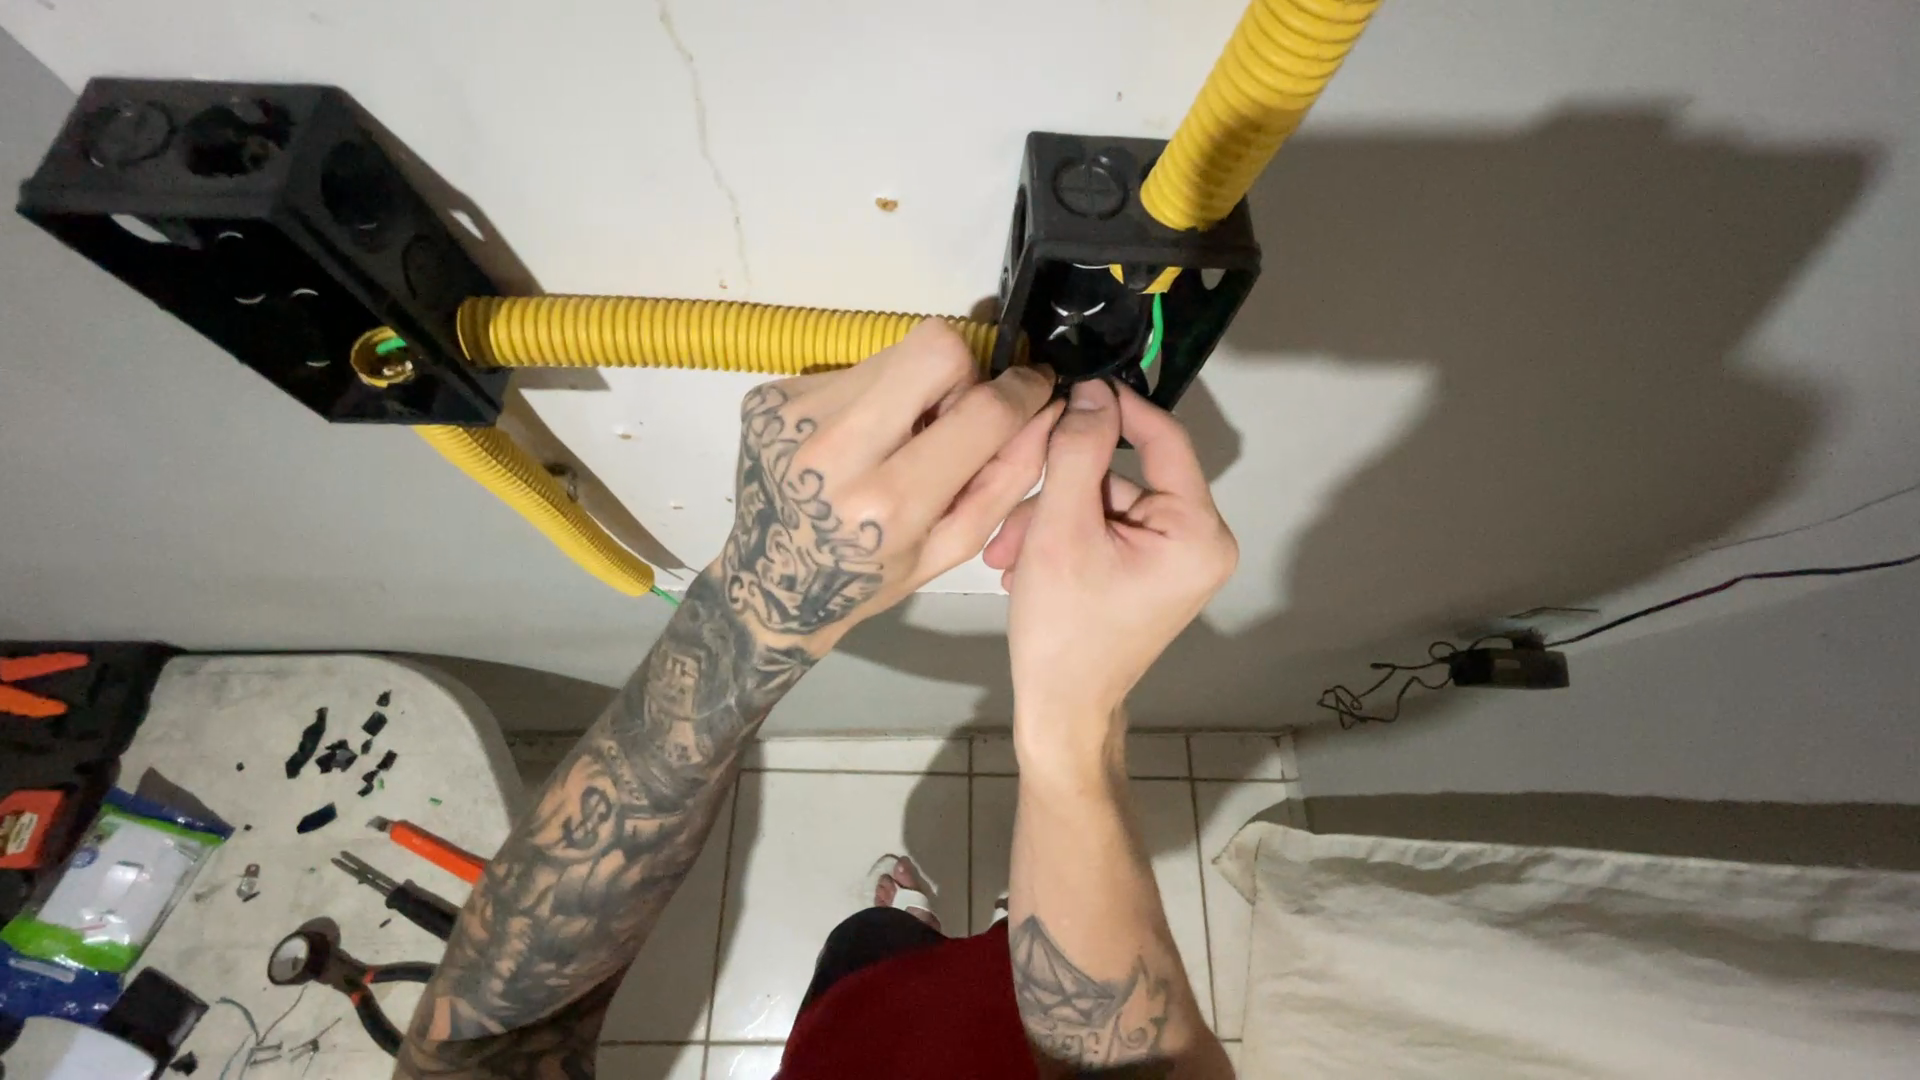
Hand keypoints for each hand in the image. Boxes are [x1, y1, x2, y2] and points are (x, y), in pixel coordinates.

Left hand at [718, 320, 1059, 650]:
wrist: (767, 587)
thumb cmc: (868, 581)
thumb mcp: (950, 548)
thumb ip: (1008, 476)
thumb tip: (1046, 409)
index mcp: (887, 504)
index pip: (981, 411)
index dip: (1022, 391)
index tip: (1033, 387)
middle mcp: (834, 450)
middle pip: (936, 346)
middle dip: (965, 372)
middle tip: (953, 413)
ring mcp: (793, 415)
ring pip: (894, 350)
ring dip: (915, 386)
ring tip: (899, 435)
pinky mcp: (768, 396)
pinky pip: (853, 368)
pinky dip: (873, 396)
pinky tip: (859, 438)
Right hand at [984, 380, 1236, 755]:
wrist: (1060, 711)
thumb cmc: (1063, 627)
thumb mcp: (1060, 529)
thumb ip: (1077, 451)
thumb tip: (1091, 390)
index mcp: (1197, 531)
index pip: (1164, 439)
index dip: (1116, 407)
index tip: (1069, 386)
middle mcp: (1201, 541)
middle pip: (1122, 478)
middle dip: (1057, 490)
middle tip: (1008, 509)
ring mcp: (1176, 560)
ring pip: (1104, 505)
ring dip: (1048, 519)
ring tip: (1005, 554)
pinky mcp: (1151, 573)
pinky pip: (1105, 532)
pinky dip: (1061, 539)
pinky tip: (1022, 563)